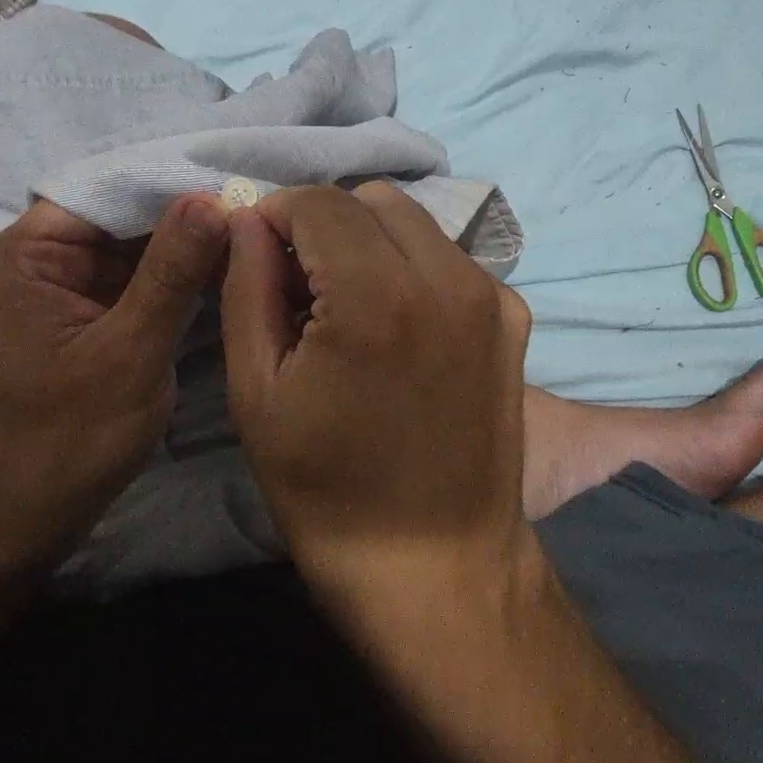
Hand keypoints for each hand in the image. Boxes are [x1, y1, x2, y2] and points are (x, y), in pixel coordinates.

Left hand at [0, 195, 229, 567]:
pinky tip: (223, 268)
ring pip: (131, 246)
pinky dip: (174, 275)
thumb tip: (213, 199)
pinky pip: (133, 278)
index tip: (231, 186)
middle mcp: (34, 262)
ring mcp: (60, 289)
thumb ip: (171, 273)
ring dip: (184, 244)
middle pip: (117, 217)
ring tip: (249, 232)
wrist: (35, 515)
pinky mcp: (84, 315)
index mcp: (22, 258)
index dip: (167, 186)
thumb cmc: (73, 437)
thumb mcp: (130, 351)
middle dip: (182, 215)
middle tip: (252, 208)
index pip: (102, 194)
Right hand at [221, 183, 531, 598]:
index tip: (259, 254)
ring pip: (416, 223)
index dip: (276, 216)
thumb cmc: (328, 488)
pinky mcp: (514, 317)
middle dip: (325, 223)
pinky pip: (450, 260)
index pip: (319, 202)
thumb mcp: (258, 391)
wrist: (434, 561)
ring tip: (348, 306)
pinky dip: (414, 269)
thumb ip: (247, 285)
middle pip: (372, 201)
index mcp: (375, 296)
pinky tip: (398, 328)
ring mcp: (491, 295)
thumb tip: (248, 218)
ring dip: (371, 242)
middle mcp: (446, 277)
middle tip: (300, 282)